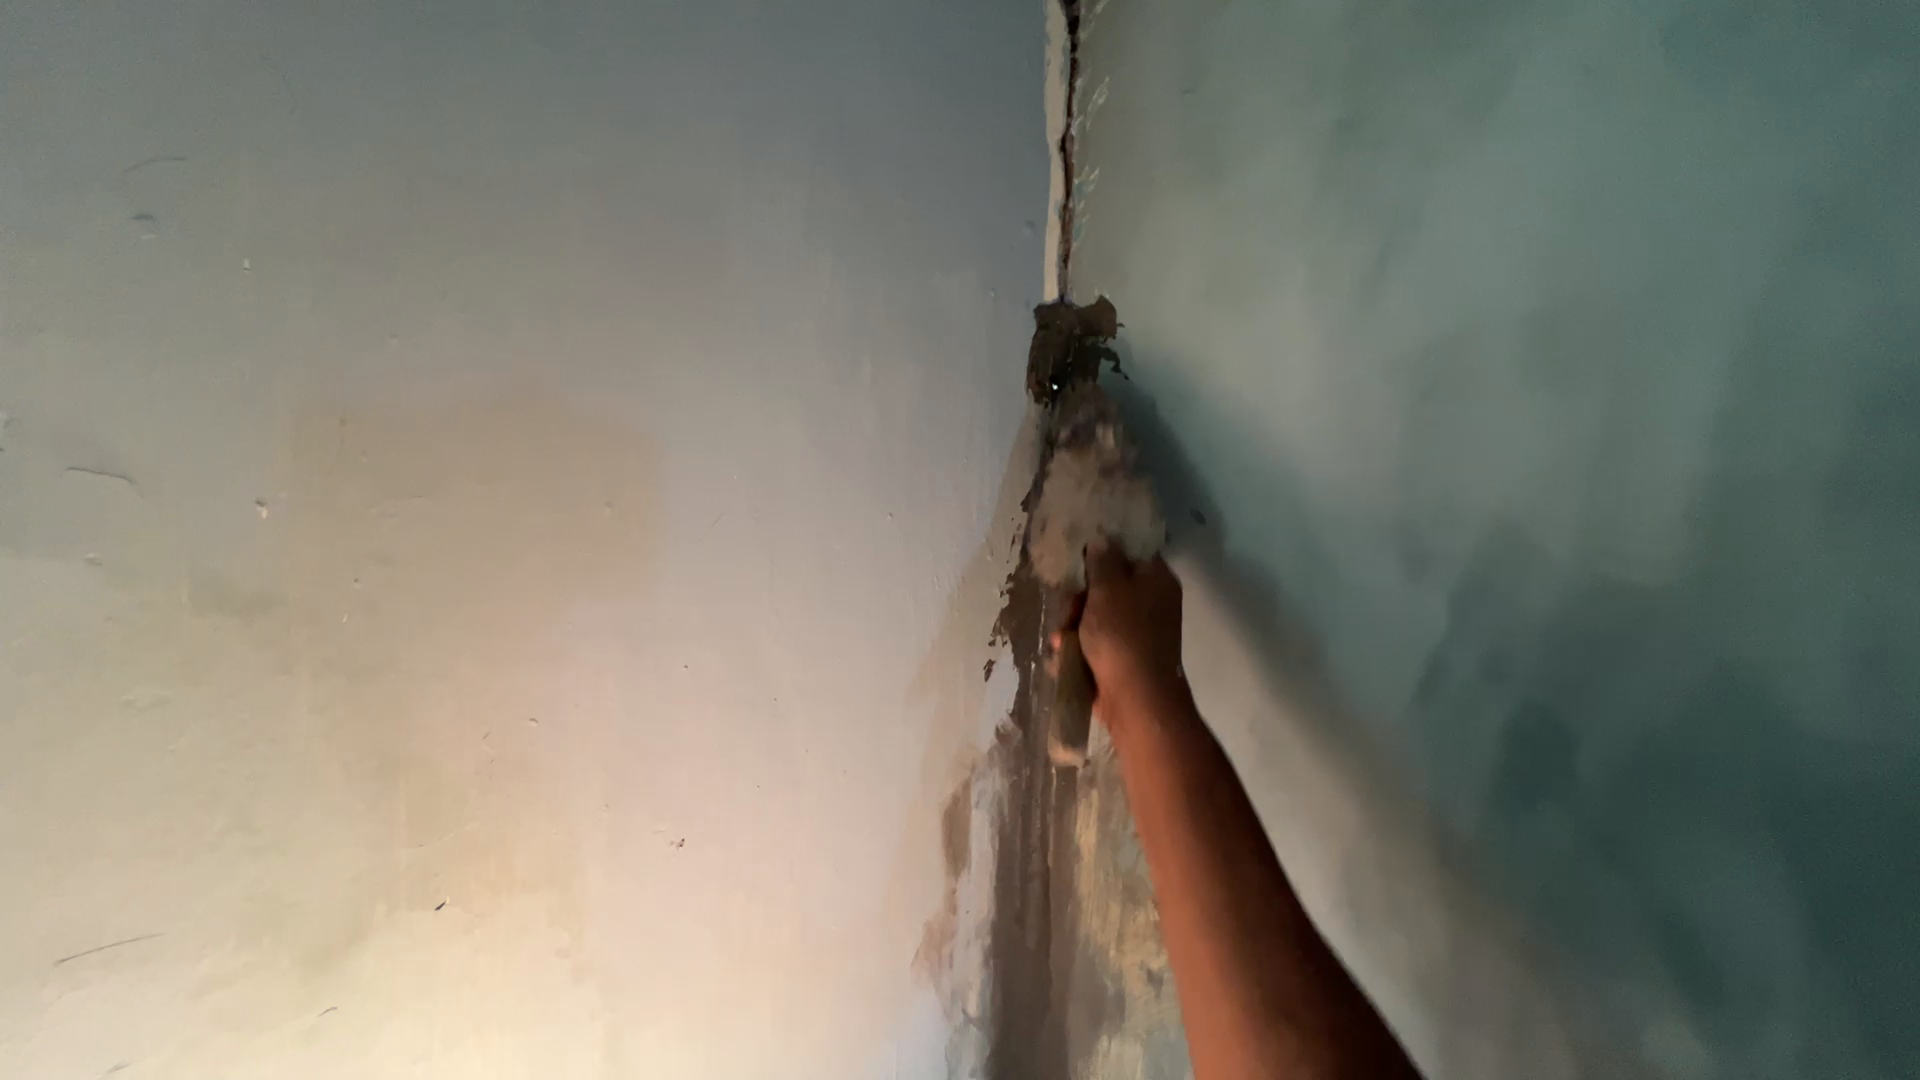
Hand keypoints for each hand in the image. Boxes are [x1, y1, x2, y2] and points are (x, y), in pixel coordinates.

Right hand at [1078, 545, 1189, 730]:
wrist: (1136, 699)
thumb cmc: (1123, 636)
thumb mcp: (1107, 589)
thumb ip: (1102, 560)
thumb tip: (1103, 539)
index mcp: (1156, 579)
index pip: (1132, 551)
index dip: (1104, 550)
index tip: (1078, 556)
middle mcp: (1152, 602)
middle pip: (1108, 585)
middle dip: (1080, 598)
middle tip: (1068, 608)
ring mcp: (1139, 632)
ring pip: (1097, 615)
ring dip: (1074, 625)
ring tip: (1062, 640)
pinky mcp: (1124, 657)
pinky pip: (1097, 642)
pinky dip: (1080, 647)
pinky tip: (1064, 655)